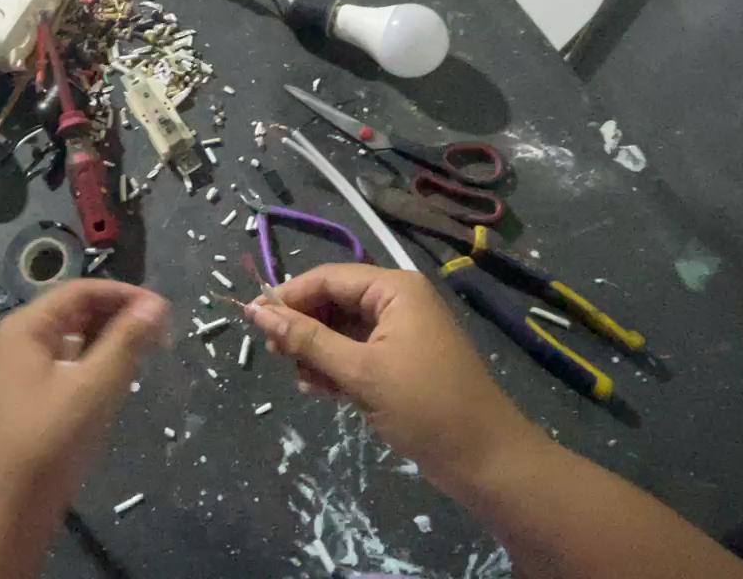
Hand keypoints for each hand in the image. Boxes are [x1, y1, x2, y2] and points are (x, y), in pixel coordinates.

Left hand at [0, 279, 168, 510]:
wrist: (6, 515)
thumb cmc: (48, 443)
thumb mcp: (93, 388)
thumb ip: (126, 342)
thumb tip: (156, 303)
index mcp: (26, 327)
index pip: (81, 290)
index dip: (124, 294)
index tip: (163, 310)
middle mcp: (21, 340)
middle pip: (77, 311)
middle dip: (119, 317)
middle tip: (160, 334)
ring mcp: (23, 370)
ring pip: (75, 339)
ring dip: (111, 341)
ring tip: (146, 354)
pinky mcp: (32, 397)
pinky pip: (69, 364)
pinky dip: (97, 364)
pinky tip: (119, 380)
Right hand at [245, 263, 541, 497]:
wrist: (489, 464)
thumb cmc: (426, 407)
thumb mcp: (360, 372)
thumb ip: (306, 339)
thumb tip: (256, 311)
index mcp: (394, 289)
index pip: (327, 278)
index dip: (288, 296)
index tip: (253, 318)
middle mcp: (397, 301)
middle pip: (333, 301)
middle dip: (303, 327)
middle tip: (276, 354)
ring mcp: (400, 331)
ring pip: (340, 329)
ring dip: (317, 351)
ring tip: (302, 379)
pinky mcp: (400, 360)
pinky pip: (355, 351)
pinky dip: (335, 366)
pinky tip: (319, 389)